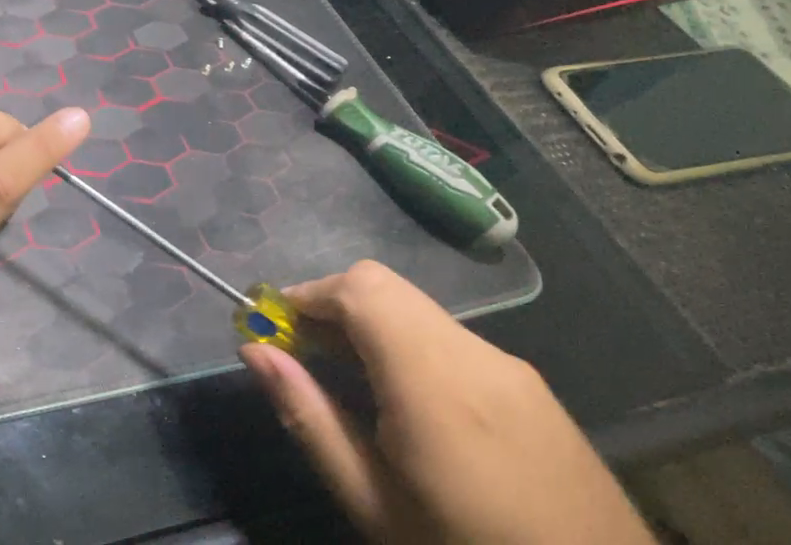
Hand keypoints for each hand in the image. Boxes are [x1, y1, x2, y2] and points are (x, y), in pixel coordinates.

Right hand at [239, 261, 653, 544]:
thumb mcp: (373, 501)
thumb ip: (309, 417)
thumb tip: (253, 350)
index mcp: (434, 381)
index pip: (361, 288)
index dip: (307, 294)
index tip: (275, 329)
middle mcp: (478, 357)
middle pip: (386, 289)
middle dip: (332, 307)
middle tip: (304, 356)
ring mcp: (515, 372)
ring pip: (418, 312)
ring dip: (370, 327)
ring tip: (349, 384)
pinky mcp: (537, 392)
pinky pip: (452, 341)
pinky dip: (409, 347)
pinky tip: (407, 406)